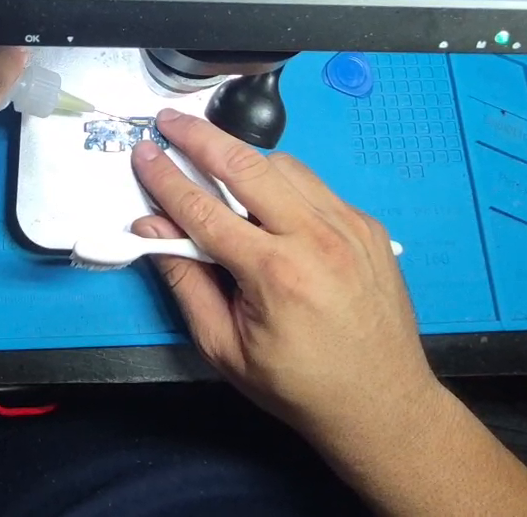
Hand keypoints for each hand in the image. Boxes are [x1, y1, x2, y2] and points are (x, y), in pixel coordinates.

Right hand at [131, 109, 436, 457]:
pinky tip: (269, 204)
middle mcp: (315, 238)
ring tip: (217, 167)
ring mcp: (348, 225)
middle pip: (245, 165)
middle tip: (170, 121)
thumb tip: (150, 227)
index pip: (203, 210)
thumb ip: (184, 280)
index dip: (165, 180)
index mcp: (275, 275)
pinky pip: (313, 185)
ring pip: (283, 165)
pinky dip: (282, 184)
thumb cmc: (296, 385)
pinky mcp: (366, 223)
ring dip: (244, 160)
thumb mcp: (224, 347)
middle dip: (200, 136)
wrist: (383, 405)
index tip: (143, 154)